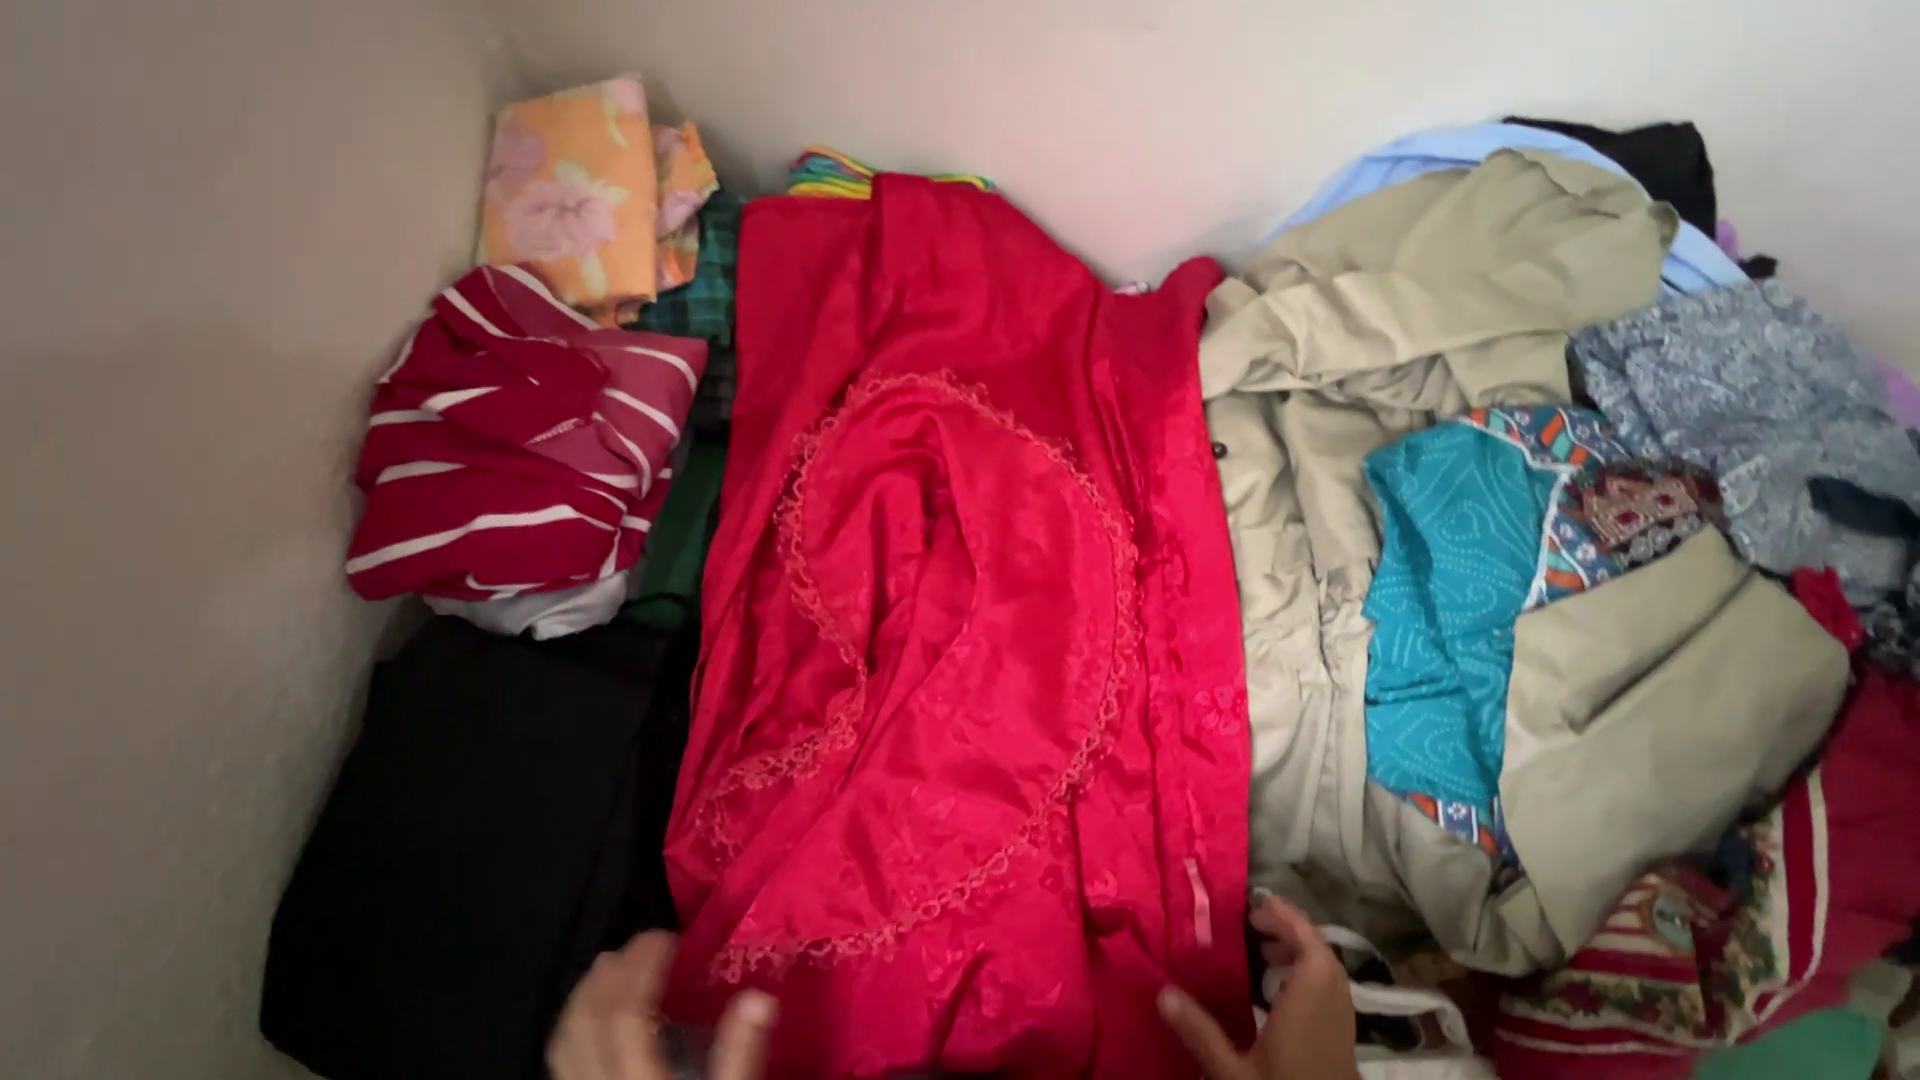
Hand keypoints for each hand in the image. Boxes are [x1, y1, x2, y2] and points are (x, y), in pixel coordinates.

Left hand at [548, 930, 776, 1079]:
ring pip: (565, 1042)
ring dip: (585, 996)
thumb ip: (740, 1058)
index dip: (642, 968)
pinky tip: (589, 1020)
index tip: (665, 938)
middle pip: (588, 1023)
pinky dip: (572, 1029)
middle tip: (642, 943)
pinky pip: (561, 1065)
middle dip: (611, 973)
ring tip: (610, 966)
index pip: (629, 1015)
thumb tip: (759, 997)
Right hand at [1159, 896, 1358, 1079]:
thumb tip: (1161, 991)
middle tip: (1253, 925)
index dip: (1289, 920)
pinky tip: (1278, 994)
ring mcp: (1342, 1032)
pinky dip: (1308, 980)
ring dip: (1302, 955)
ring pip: (1330, 977)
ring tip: (1263, 953)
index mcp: (1309, 1008)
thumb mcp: (1232, 1074)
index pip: (1311, 948)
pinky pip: (1331, 996)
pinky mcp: (1343, 1049)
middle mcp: (1333, 1012)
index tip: (1257, 904)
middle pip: (1323, 956)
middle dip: (1292, 932)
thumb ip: (1199, 1031)